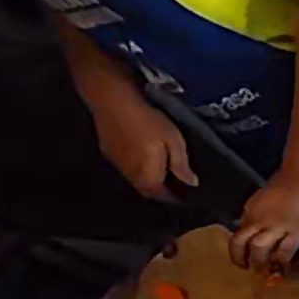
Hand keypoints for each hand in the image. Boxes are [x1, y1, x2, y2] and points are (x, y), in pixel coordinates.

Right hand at [89, 85, 196, 200]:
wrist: (111, 99)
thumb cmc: (148, 121)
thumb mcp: (174, 143)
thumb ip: (181, 165)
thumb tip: (190, 183)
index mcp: (146, 174)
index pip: (159, 195)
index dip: (173, 198)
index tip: (186, 198)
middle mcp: (128, 171)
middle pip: (146, 189)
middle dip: (162, 191)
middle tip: (179, 187)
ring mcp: (115, 160)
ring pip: (135, 178)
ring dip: (150, 180)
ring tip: (167, 175)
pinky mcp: (107, 149)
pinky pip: (127, 167)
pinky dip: (140, 169)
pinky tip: (149, 162)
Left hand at [231, 175, 298, 268]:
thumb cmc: (291, 183)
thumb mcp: (267, 198)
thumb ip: (262, 213)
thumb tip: (261, 227)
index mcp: (251, 210)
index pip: (240, 231)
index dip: (240, 246)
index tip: (243, 254)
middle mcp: (258, 219)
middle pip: (240, 243)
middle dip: (241, 258)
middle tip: (246, 268)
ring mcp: (277, 226)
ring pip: (259, 249)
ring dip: (260, 262)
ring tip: (265, 271)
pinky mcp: (296, 232)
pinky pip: (285, 251)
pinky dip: (283, 261)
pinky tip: (285, 267)